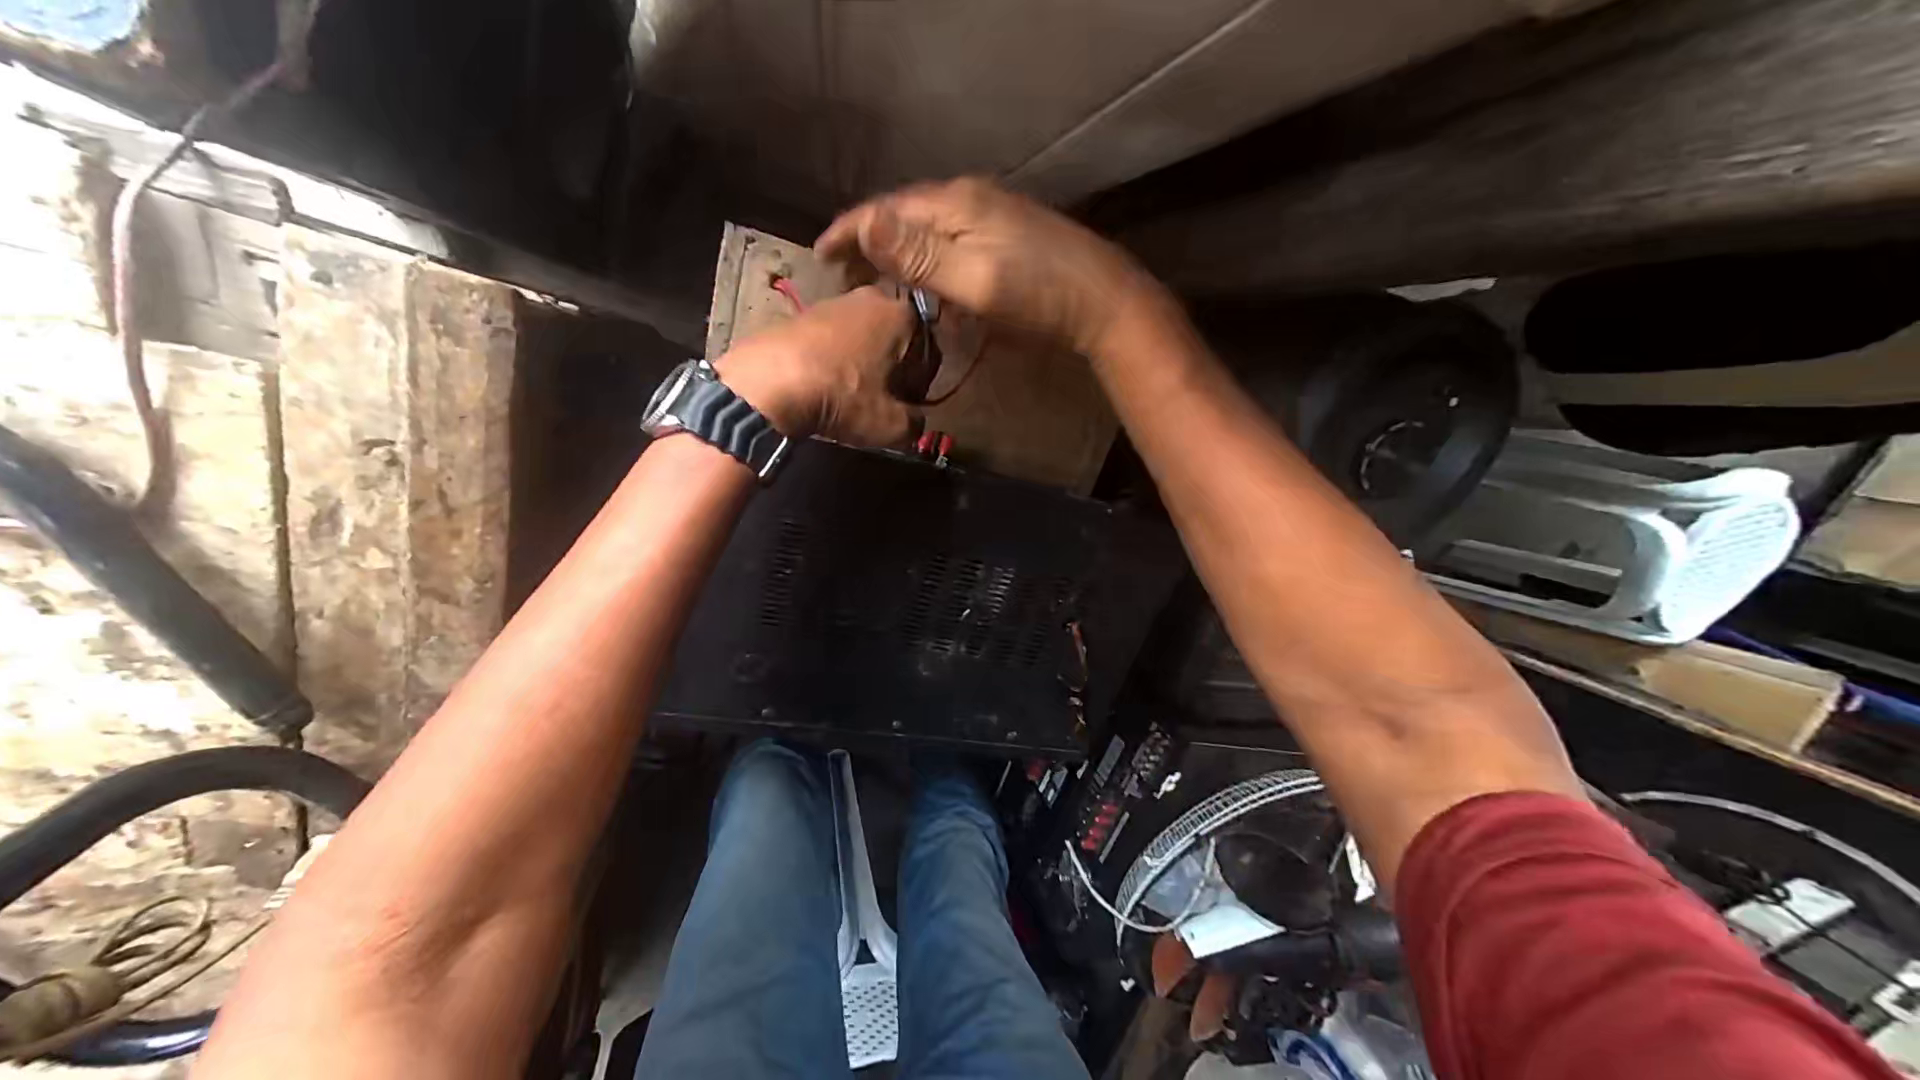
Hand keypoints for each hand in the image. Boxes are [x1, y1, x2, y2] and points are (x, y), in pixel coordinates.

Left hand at [713, 285, 917, 446]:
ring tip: (848, 398)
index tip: (908, 407)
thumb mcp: (891, 424)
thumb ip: (916, 423)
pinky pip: (831, 342)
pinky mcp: (801, 314)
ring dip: (862, 366)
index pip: (930, 354)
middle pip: (895, 342)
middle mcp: (871, 297)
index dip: (921, 386)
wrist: (769, 383)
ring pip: (863, 340)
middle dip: (892, 371)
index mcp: (903, 314)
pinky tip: (823, 387)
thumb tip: (915, 421)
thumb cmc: (843, 397)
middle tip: (880, 403)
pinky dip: (834, 362)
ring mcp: (832, 301)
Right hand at [816, 178, 1165, 356]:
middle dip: (868, 242)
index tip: (817, 256)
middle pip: (904, 216)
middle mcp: (969, 199)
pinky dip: (926, 261)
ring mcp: (990, 215)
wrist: (1103, 302)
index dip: (848, 231)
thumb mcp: (973, 278)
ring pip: (927, 229)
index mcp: (955, 203)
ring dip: (896, 252)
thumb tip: (865, 222)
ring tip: (872, 280)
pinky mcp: (1004, 236)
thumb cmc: (1036, 295)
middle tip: (841, 274)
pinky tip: (922, 283)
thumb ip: (920, 254)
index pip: (885, 209)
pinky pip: (950, 242)